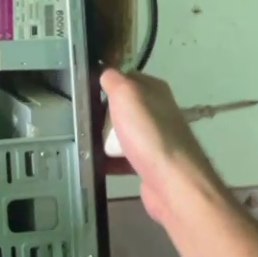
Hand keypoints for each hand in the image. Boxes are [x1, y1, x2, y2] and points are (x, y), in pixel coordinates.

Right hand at [100, 69, 227, 226]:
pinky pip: (124, 158)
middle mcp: (159, 113)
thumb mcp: (126, 95)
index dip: (107, 84)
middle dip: (104, 113)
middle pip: (124, 107)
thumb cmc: (148, 134)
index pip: (127, 78)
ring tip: (85, 141)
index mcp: (156, 91)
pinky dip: (110, 160)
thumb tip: (106, 73)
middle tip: (85, 119)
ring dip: (105, 138)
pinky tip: (95, 163)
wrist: (172, 183)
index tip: (88, 93)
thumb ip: (114, 80)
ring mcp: (156, 140)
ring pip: (124, 133)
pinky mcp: (151, 165)